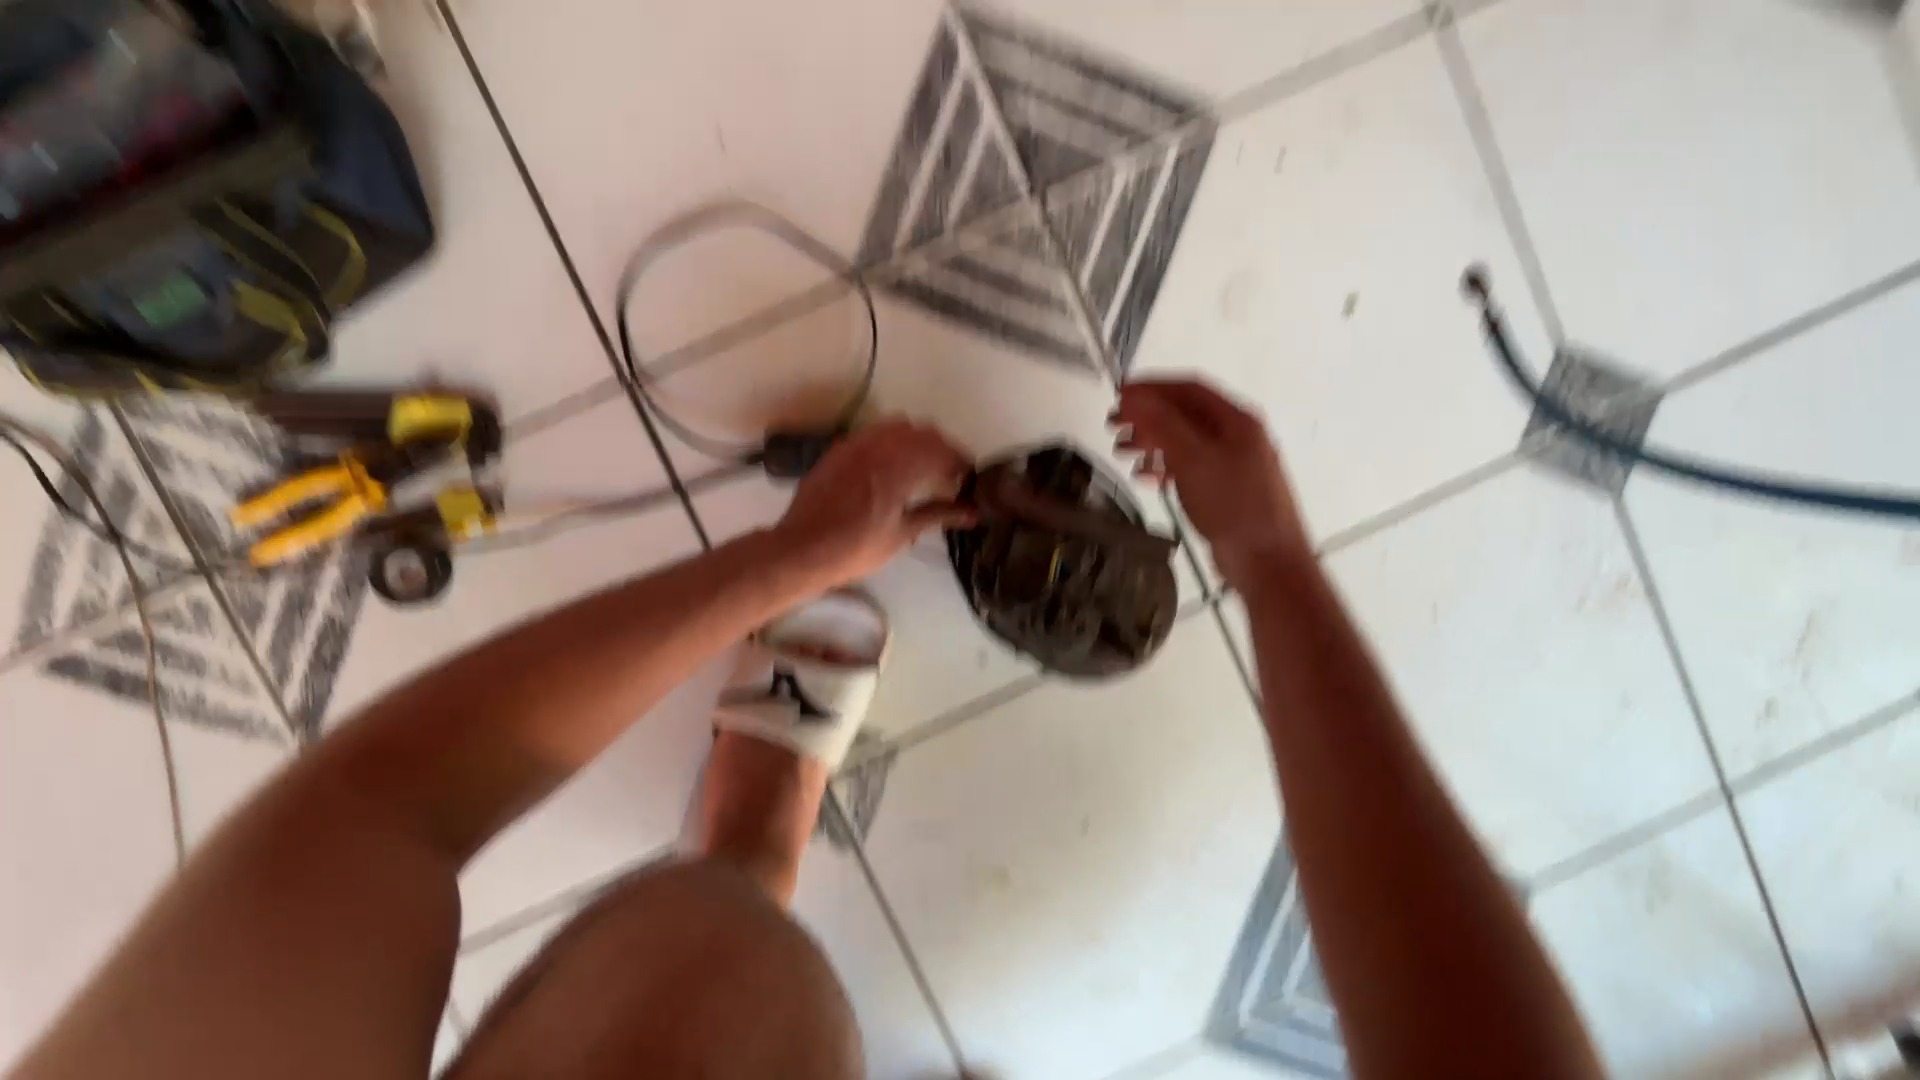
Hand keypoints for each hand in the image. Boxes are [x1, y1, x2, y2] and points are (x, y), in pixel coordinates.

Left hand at [774, 420, 975, 584]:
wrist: (801, 548)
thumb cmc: (855, 548)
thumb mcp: (901, 534)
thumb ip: (938, 515)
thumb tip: (973, 513)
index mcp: (898, 468)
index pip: (942, 452)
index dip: (961, 463)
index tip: (969, 478)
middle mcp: (879, 447)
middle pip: (923, 433)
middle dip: (942, 449)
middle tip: (950, 474)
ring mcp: (856, 444)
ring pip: (898, 427)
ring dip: (917, 441)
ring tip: (922, 467)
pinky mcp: (840, 449)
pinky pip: (874, 433)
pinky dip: (892, 442)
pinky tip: (891, 465)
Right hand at [1111, 379, 1310, 589]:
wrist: (1268, 562)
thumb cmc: (1234, 506)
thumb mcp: (1194, 459)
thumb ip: (1163, 424)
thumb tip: (1134, 396)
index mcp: (1237, 420)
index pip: (1188, 389)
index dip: (1151, 387)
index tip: (1118, 394)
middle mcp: (1238, 436)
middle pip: (1186, 414)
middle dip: (1147, 416)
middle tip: (1114, 426)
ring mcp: (1234, 464)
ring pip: (1186, 442)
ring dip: (1153, 442)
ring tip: (1123, 453)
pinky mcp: (1227, 490)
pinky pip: (1191, 467)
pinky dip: (1166, 467)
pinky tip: (1148, 478)